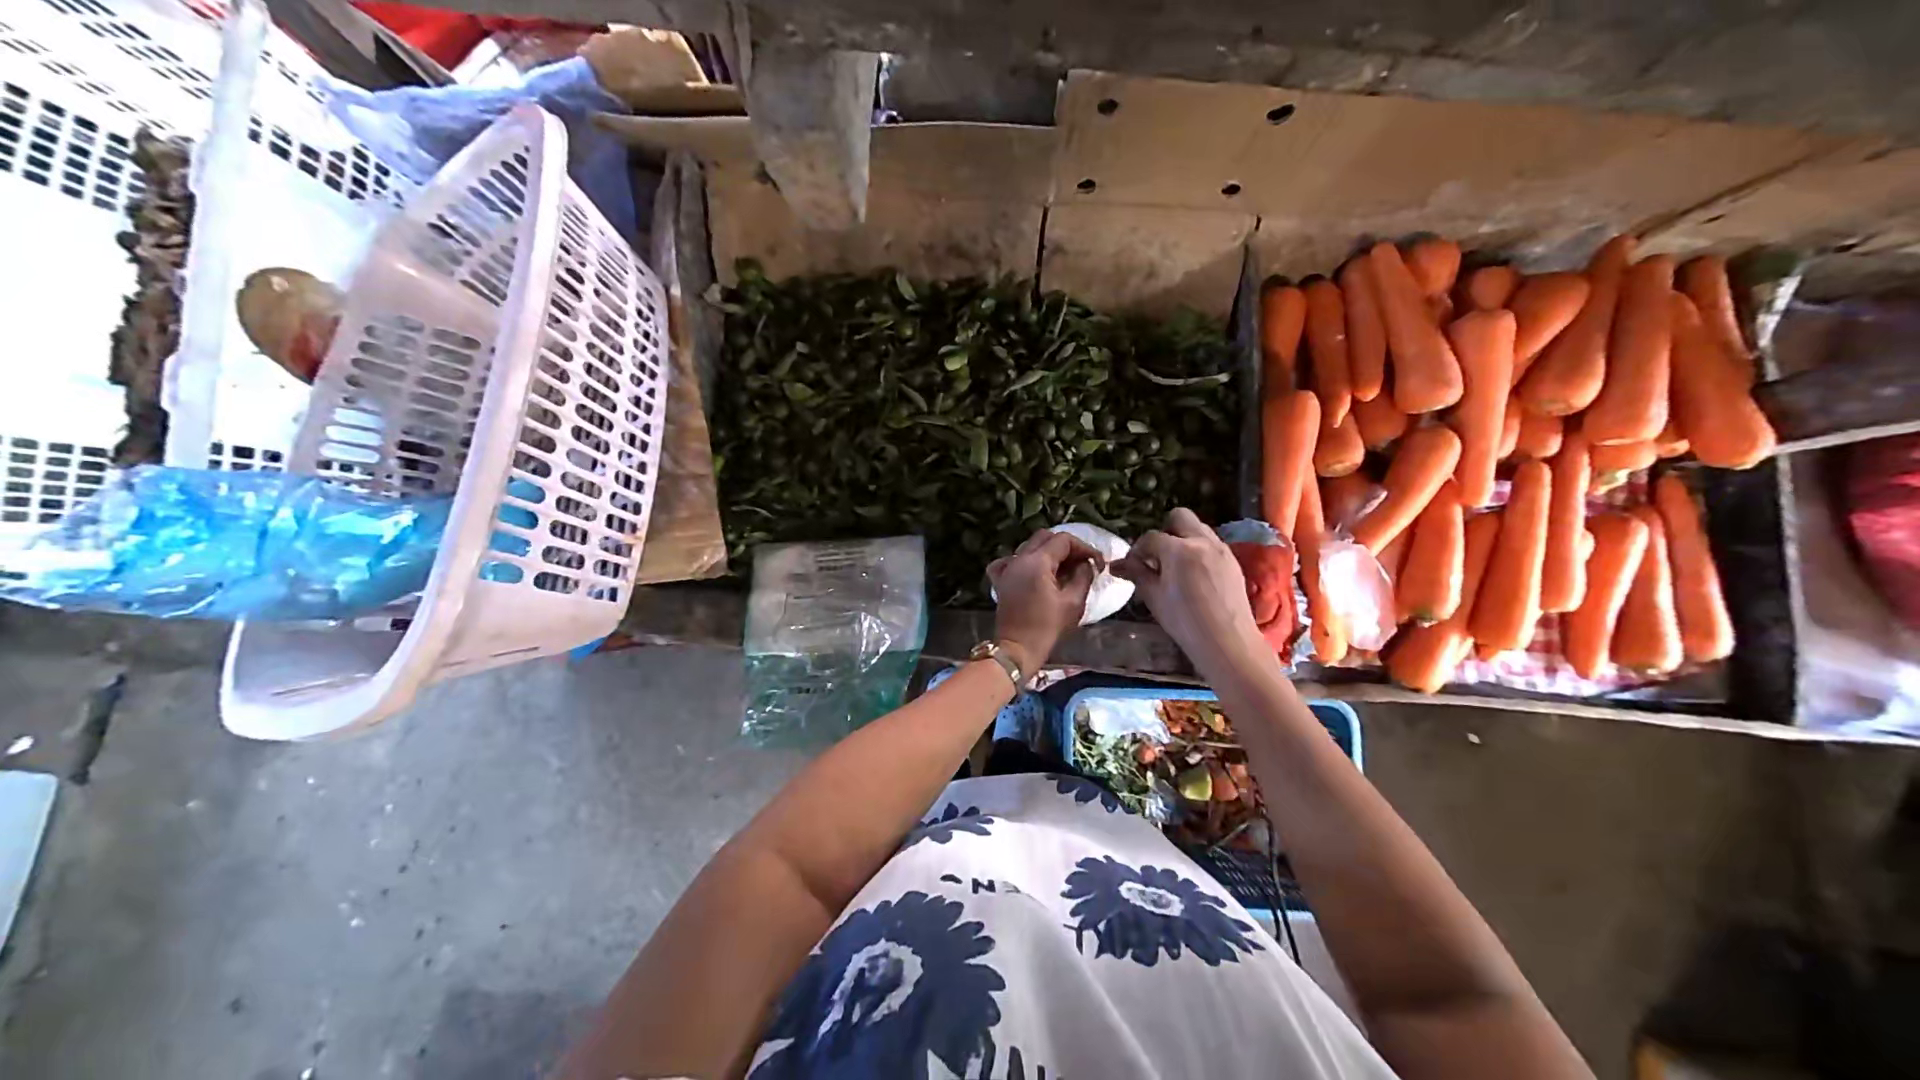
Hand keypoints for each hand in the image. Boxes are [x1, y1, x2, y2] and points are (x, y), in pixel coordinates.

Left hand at [986, 530, 1101, 672]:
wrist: (1017, 649)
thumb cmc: (1047, 627)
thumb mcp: (1073, 602)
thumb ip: (1083, 576)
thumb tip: (1087, 564)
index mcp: (1036, 562)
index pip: (1063, 540)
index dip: (1084, 547)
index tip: (1096, 563)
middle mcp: (1019, 559)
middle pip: (1045, 538)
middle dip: (1067, 547)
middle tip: (1082, 564)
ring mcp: (1007, 569)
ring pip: (1029, 547)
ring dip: (1048, 553)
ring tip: (1064, 570)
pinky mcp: (1001, 581)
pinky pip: (1010, 561)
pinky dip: (1024, 561)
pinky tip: (1032, 572)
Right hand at [1112, 508, 1268, 679]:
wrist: (1227, 642)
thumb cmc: (1184, 622)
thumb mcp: (1154, 597)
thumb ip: (1137, 574)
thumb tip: (1117, 565)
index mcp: (1179, 549)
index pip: (1150, 537)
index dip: (1137, 550)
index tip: (1131, 565)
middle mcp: (1202, 541)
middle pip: (1179, 517)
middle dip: (1164, 531)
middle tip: (1156, 556)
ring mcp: (1221, 550)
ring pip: (1198, 529)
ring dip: (1183, 539)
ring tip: (1174, 566)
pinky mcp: (1233, 562)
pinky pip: (1211, 545)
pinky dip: (1198, 551)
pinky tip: (1193, 576)